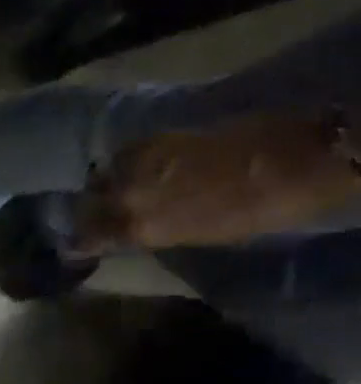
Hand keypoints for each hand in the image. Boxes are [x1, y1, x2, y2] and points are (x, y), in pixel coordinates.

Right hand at [74, 112, 360, 251]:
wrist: (298, 156)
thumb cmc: (262, 207)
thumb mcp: (205, 234)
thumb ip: (156, 232)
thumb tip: (130, 232)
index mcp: (138, 228)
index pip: (86, 239)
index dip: (85, 241)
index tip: (85, 242)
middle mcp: (125, 198)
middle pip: (88, 206)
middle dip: (93, 210)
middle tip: (103, 213)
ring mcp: (134, 166)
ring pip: (100, 179)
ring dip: (106, 185)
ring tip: (122, 188)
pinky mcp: (149, 140)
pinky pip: (121, 157)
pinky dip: (125, 164)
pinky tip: (142, 167)